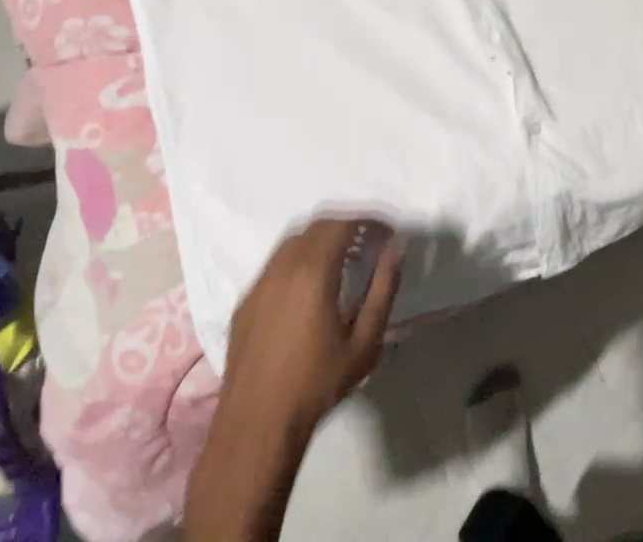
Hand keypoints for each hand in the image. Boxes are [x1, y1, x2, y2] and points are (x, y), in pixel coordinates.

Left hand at [220, 218, 404, 430]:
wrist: (257, 423)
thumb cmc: (319, 382)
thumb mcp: (366, 340)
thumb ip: (384, 288)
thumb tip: (397, 248)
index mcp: (313, 274)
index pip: (342, 224)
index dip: (369, 219)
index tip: (390, 229)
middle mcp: (281, 269)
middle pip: (316, 225)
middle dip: (347, 224)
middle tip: (372, 240)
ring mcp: (258, 285)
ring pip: (292, 241)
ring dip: (321, 238)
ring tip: (345, 258)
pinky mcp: (246, 302)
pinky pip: (275, 263)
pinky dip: (300, 257)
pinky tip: (313, 285)